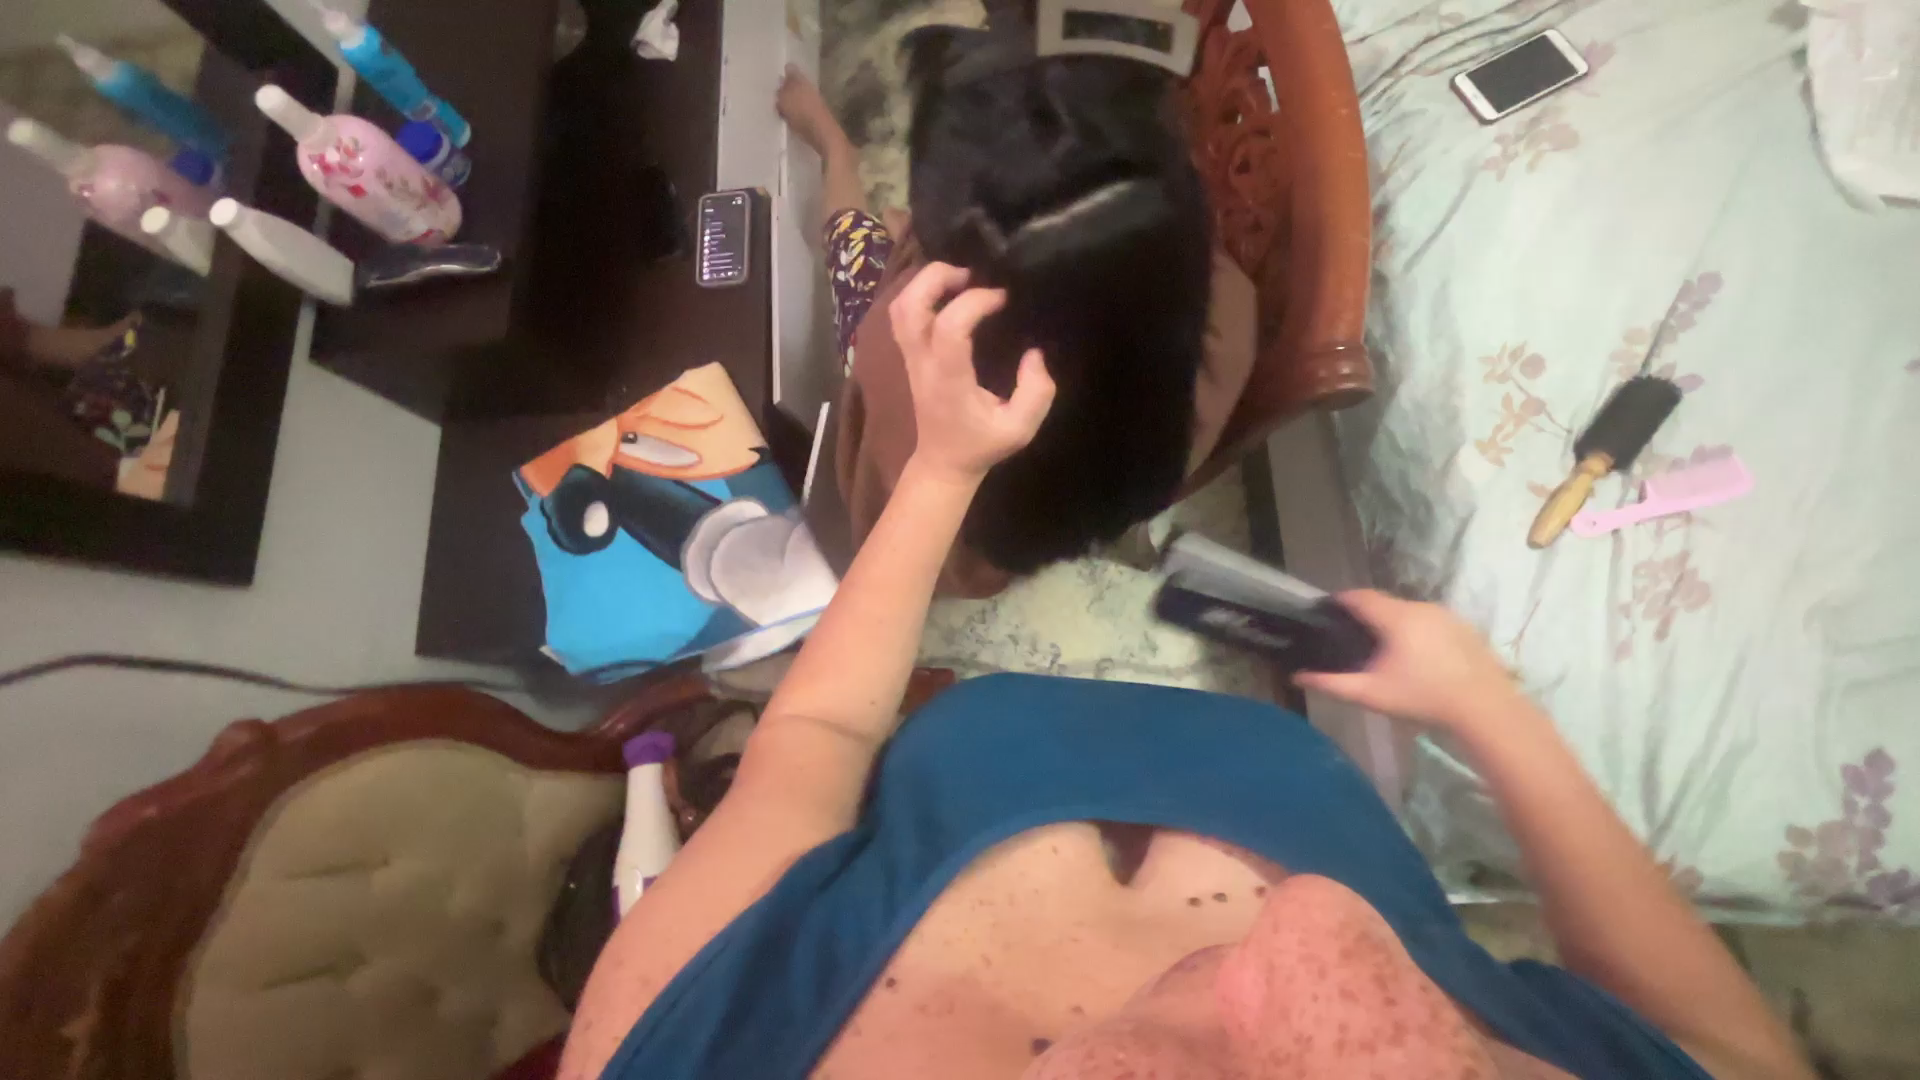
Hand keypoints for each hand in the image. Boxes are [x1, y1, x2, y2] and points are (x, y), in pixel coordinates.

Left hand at [891, 262, 1054, 483]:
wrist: (944, 463)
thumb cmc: (982, 446)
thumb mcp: (1020, 429)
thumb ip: (1036, 392)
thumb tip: (1035, 354)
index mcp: (949, 380)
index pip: (948, 327)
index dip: (974, 301)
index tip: (1002, 298)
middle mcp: (923, 364)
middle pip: (910, 306)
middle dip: (939, 277)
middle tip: (973, 275)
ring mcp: (911, 358)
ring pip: (900, 307)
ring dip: (926, 283)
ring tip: (961, 280)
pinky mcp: (910, 356)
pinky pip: (902, 315)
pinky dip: (921, 294)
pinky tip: (949, 294)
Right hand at [1294, 590, 1527, 736]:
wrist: (1486, 709)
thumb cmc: (1423, 698)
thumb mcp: (1371, 694)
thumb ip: (1331, 684)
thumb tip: (1297, 677)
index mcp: (1395, 618)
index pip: (1359, 596)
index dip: (1340, 600)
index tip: (1326, 610)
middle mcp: (1420, 608)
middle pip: (1384, 602)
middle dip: (1365, 613)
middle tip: (1351, 634)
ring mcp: (1446, 615)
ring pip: (1408, 611)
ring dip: (1392, 621)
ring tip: (1383, 646)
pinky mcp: (1464, 627)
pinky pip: (1429, 620)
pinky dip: (1416, 629)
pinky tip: (1416, 654)